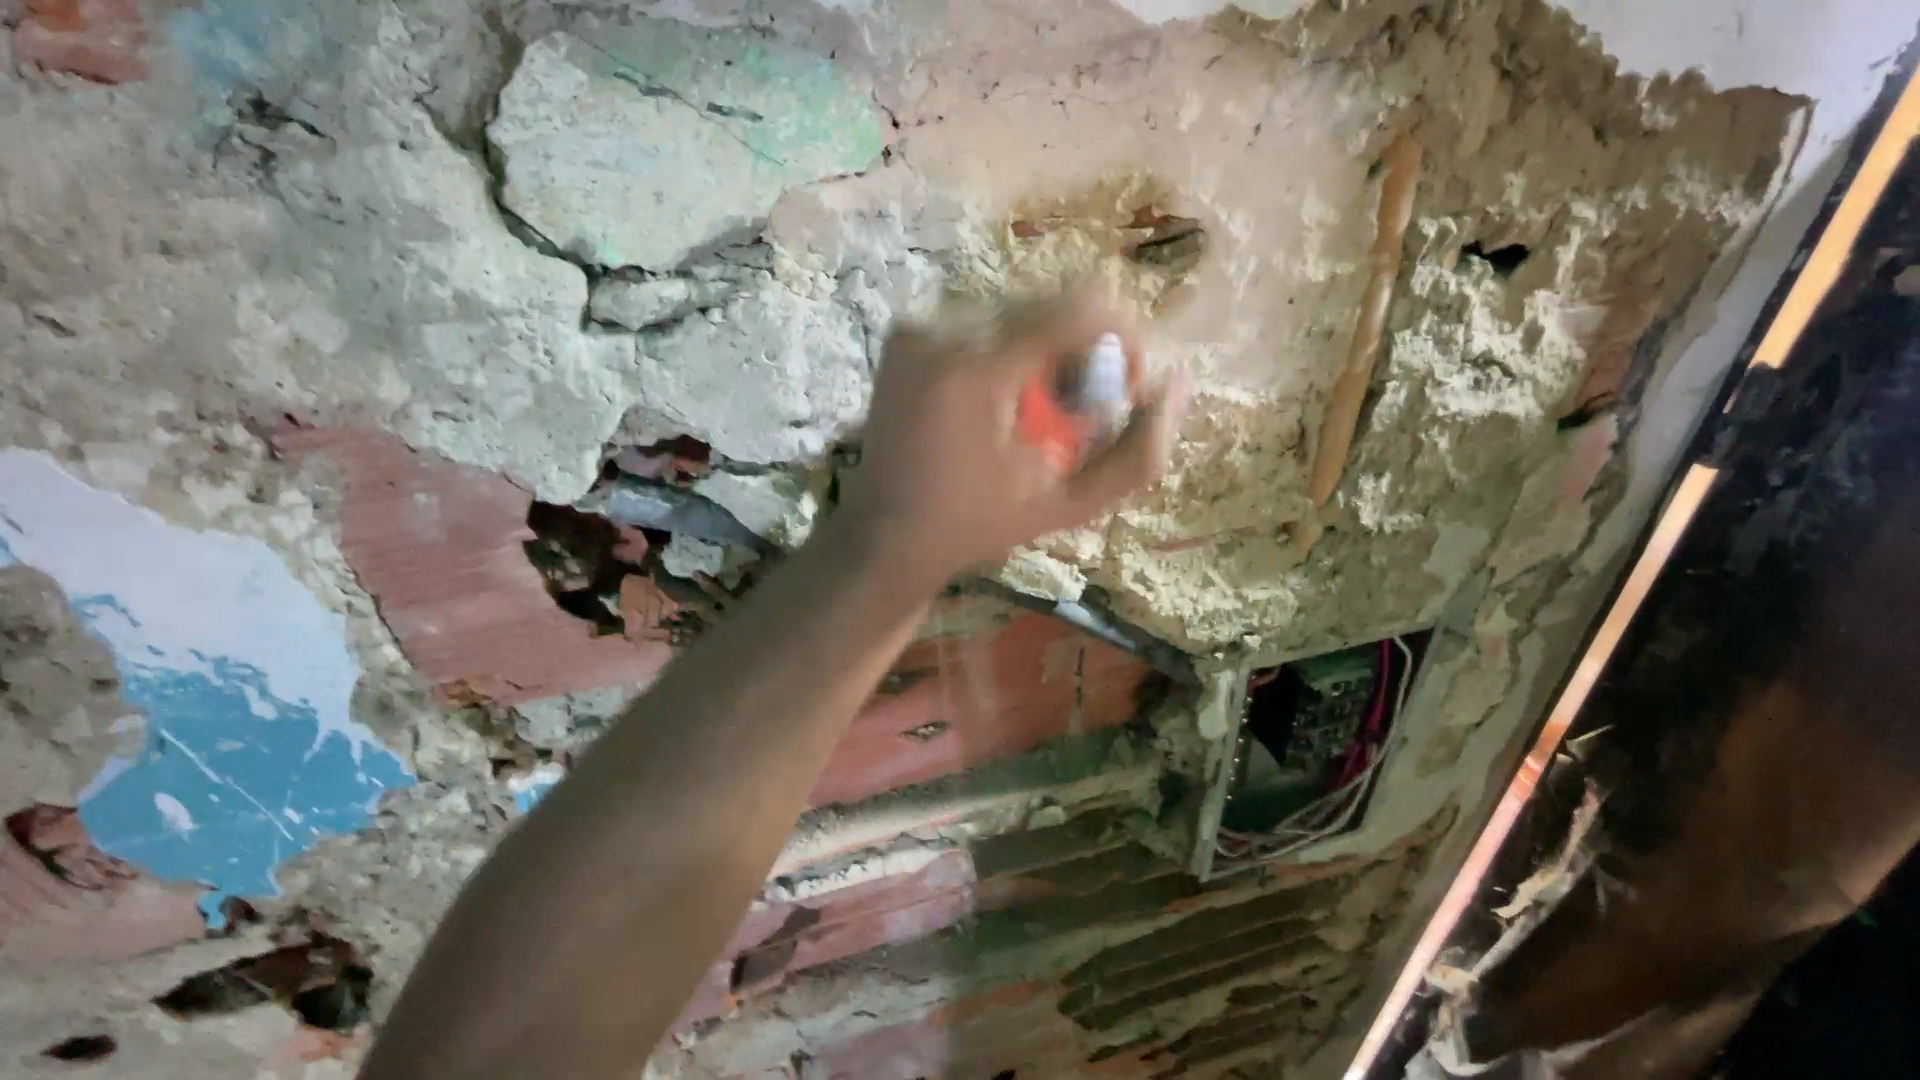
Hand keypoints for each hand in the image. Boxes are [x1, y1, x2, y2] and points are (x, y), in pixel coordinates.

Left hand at [838, 294, 1189, 586]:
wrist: (885, 533)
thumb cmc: (980, 525)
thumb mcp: (1070, 505)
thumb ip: (1138, 452)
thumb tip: (1179, 382)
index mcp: (979, 371)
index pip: (1082, 307)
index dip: (1124, 340)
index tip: (1125, 387)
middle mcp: (943, 329)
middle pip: (1053, 302)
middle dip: (1084, 350)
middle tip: (1078, 410)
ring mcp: (917, 325)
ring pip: (1020, 305)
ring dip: (1048, 347)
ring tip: (1037, 409)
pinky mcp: (905, 330)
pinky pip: (981, 316)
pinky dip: (1008, 347)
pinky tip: (1002, 397)